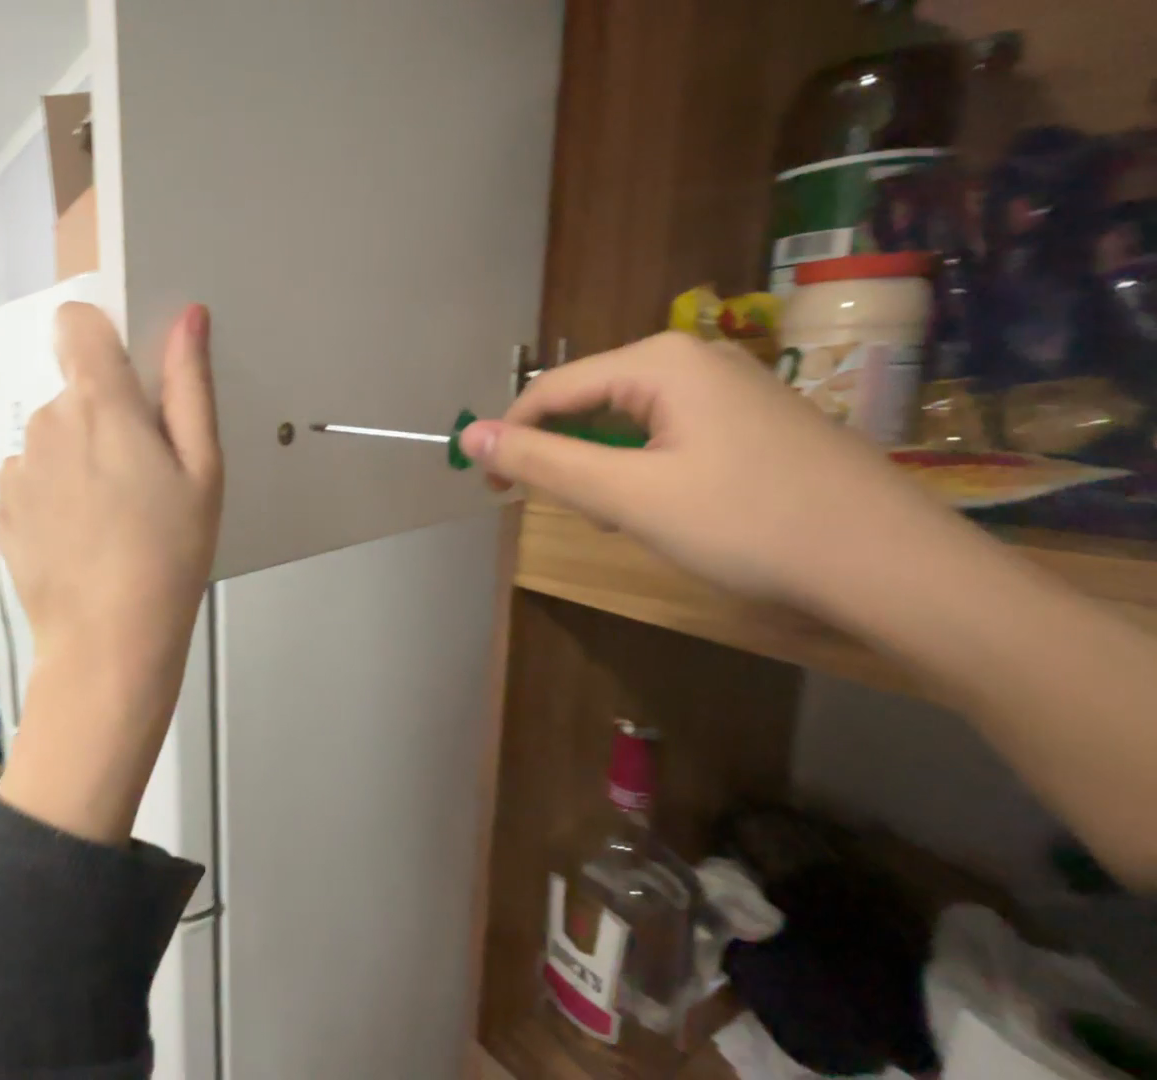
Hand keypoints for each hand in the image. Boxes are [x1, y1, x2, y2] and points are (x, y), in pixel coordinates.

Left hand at [0, 302, 220, 841]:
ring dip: (77, 459)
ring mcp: (17, 469)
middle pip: (72, 392)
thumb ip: (190, 385)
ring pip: (51, 438)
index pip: (77, 323)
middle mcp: (47, 425)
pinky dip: (53, 495)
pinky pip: (31, 479)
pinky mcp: (2, 509)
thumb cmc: (169, 555)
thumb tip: (188, 317)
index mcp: (101, 404)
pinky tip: (81, 538)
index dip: (100, 339)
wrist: (108, 642)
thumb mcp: (202, 469)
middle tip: (140, 478)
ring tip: (111, 516)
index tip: (126, 379)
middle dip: (103, 417)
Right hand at [460, 332, 949, 611]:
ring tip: (633, 519)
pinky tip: (675, 509)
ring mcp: (733, 386)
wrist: (888, 563)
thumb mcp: (627, 496)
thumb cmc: (747, 523)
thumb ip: (542, 462)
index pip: (552, 389)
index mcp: (660, 361)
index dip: (511, 439)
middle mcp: (695, 357)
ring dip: (610, 470)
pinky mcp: (756, 419)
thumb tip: (467, 434)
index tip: (493, 491)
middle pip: (592, 401)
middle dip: (571, 458)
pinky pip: (671, 433)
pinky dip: (649, 471)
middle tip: (584, 515)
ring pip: (631, 421)